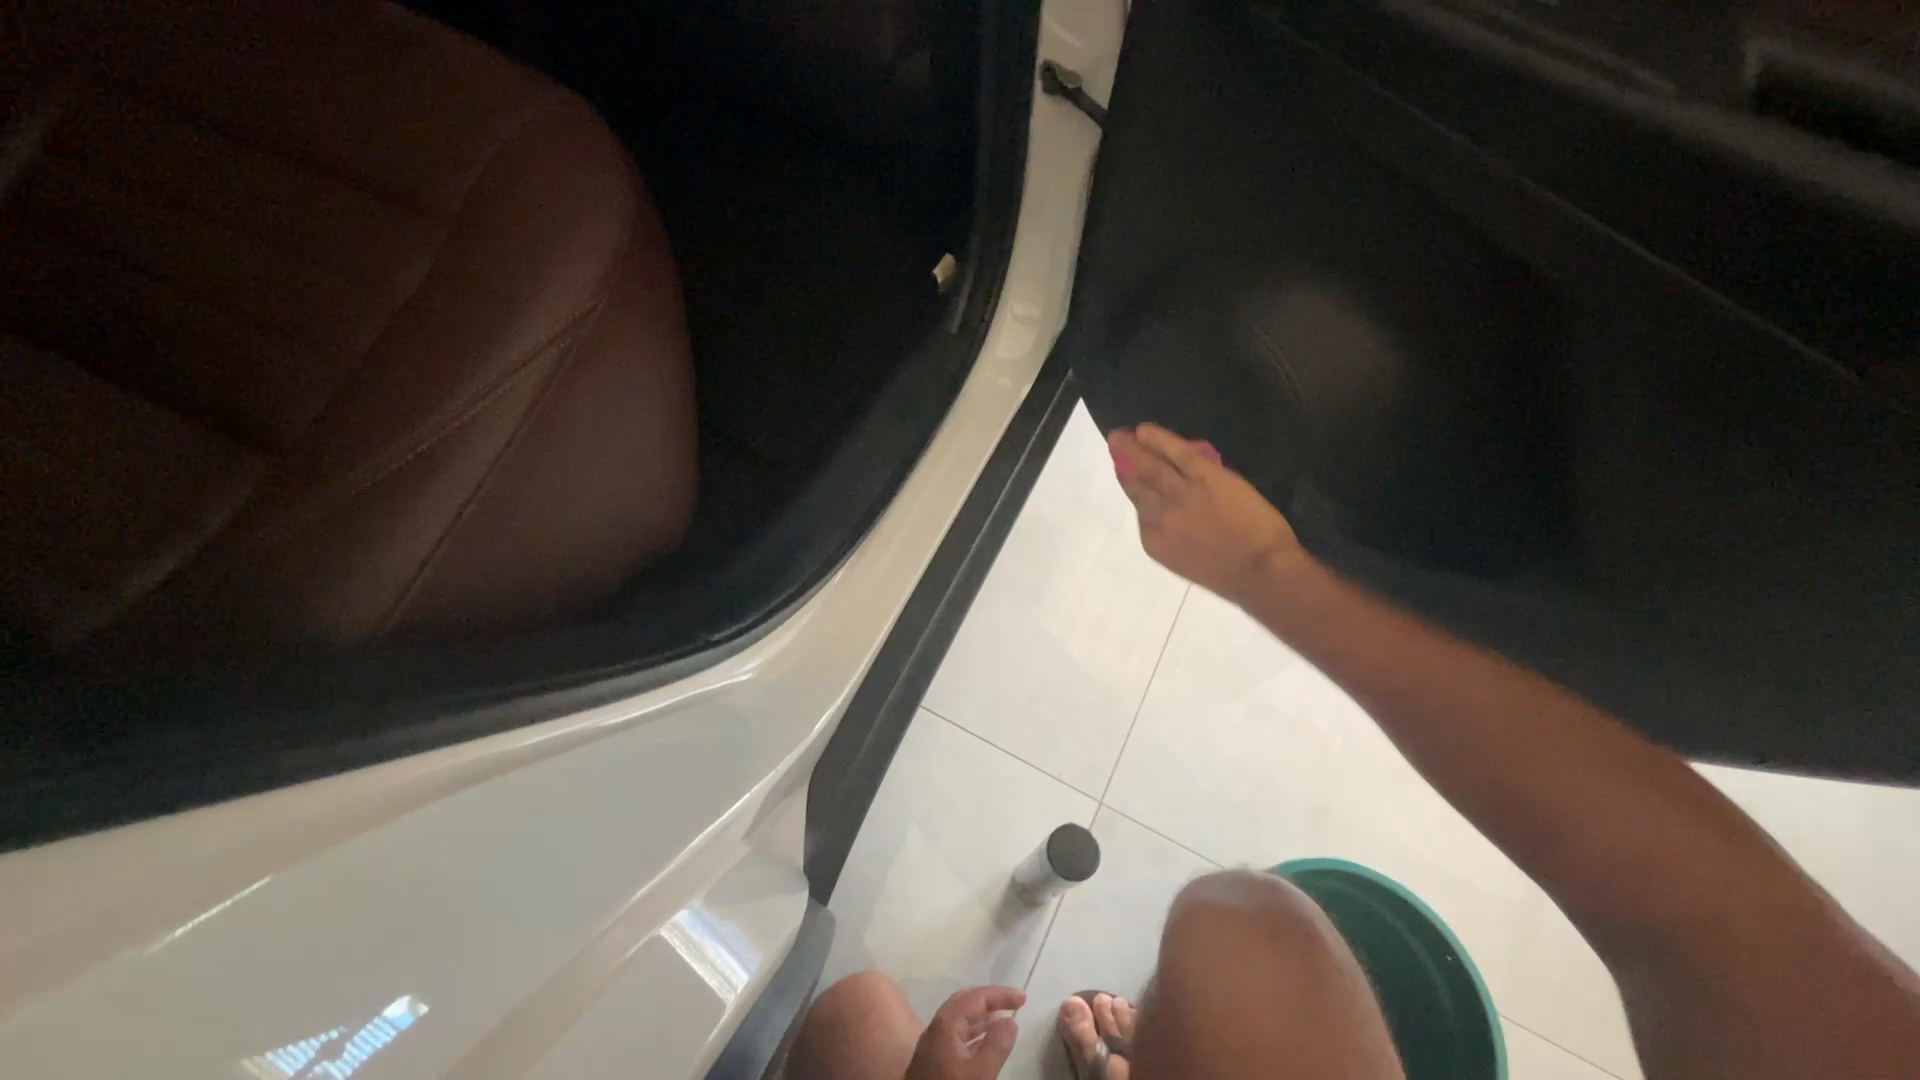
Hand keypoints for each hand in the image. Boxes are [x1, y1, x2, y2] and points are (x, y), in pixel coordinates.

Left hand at [904, 986, 1025, 1079]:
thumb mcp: (979, 1075)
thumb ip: (996, 1046)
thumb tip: (1010, 1020)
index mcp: (946, 1024)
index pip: (976, 997)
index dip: (1000, 994)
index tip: (1022, 998)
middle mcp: (937, 1026)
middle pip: (966, 1000)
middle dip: (990, 998)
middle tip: (1013, 1002)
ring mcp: (933, 1041)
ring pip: (960, 1016)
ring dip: (983, 1014)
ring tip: (1005, 1018)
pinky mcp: (934, 1056)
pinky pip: (957, 1032)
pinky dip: (975, 1030)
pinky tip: (987, 1040)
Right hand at [1108, 423, 1309, 603]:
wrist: (1261, 571)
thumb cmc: (1231, 576)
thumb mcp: (1188, 562)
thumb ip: (1172, 537)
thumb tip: (1167, 515)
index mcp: (1155, 542)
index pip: (1140, 509)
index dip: (1132, 489)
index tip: (1126, 475)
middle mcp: (1159, 516)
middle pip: (1137, 485)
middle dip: (1124, 463)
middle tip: (1115, 445)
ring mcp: (1180, 494)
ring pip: (1150, 467)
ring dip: (1133, 449)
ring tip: (1120, 436)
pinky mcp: (1204, 476)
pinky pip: (1177, 453)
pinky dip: (1159, 439)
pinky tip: (1145, 430)